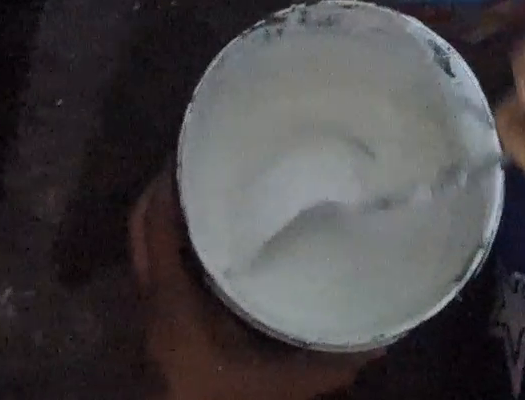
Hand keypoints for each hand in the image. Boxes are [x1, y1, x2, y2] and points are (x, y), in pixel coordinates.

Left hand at [129, 167, 380, 399]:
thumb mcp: (289, 386)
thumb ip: (332, 357)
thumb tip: (382, 336)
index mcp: (173, 304)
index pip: (158, 225)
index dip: (171, 183)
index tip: (199, 148)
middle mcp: (153, 302)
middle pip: (143, 226)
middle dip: (169, 186)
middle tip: (207, 156)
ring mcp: (151, 313)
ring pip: (146, 245)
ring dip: (170, 213)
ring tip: (210, 184)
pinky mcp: (160, 324)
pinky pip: (156, 266)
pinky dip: (173, 240)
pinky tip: (211, 233)